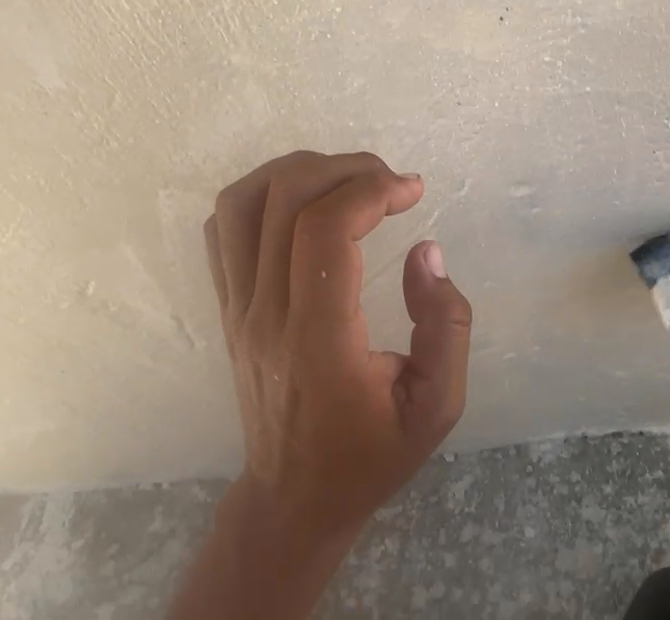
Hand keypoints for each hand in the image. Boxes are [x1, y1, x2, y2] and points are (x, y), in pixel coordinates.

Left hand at [205, 151, 473, 536]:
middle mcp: (266, 316)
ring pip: (241, 203)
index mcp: (319, 340)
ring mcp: (237, 310)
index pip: (324, 231)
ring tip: (347, 181)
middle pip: (283, 200)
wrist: (293, 500)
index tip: (413, 190)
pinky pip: (223, 229)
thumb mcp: (438, 406)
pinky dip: (260, 196)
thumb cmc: (370, 456)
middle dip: (344, 169)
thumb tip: (426, 251)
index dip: (371, 190)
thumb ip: (446, 325)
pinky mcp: (226, 309)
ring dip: (297, 172)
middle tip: (389, 182)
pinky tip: (304, 206)